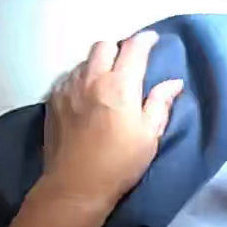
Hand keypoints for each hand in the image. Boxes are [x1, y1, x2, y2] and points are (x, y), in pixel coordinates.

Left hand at [37, 31, 183, 213]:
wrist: (76, 186)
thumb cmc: (120, 163)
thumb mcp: (149, 135)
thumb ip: (160, 104)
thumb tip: (173, 83)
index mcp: (120, 85)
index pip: (134, 48)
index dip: (146, 40)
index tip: (153, 40)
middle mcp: (91, 79)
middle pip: (104, 46)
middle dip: (119, 48)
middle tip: (128, 63)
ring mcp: (68, 88)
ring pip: (84, 61)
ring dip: (99, 63)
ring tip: (107, 80)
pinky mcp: (53, 101)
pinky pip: (68, 77)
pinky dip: (81, 78)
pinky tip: (87, 94)